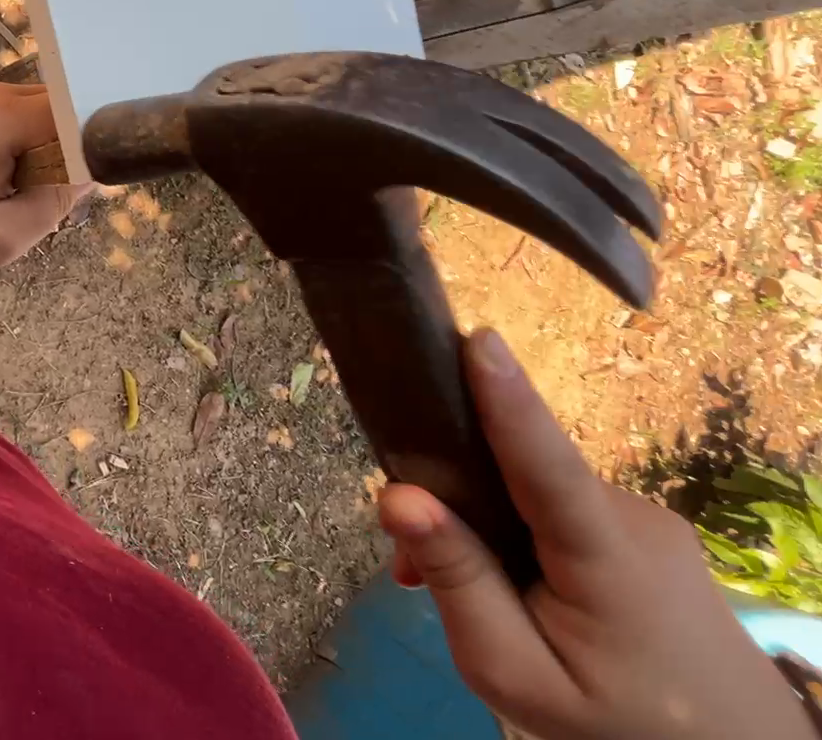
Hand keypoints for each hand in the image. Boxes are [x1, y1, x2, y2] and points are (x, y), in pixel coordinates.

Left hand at [0, 79, 87, 274]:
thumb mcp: (3, 236)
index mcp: (7, 114)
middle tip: (42, 204)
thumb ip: (57, 204)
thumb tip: (87, 177)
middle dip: (66, 158)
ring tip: (8, 200)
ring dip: (38, 160)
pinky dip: (14, 158)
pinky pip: (11, 128)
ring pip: (37, 123)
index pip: (83, 116)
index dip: (96, 153)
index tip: (88, 191)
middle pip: (62, 114)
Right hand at [378, 329, 811, 739]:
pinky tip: (504, 587)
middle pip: (508, 477)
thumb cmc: (614, 726)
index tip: (479, 338)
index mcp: (607, 559)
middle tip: (406, 572)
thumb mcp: (511, 671)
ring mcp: (643, 520)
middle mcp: (631, 519)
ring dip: (475, 526)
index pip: (548, 466)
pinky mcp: (641, 530)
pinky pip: (549, 509)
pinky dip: (509, 534)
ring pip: (522, 493)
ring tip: (457, 594)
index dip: (508, 400)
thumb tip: (397, 495)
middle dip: (446, 506)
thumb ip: (454, 579)